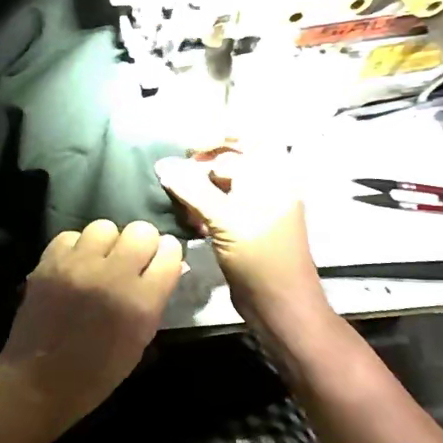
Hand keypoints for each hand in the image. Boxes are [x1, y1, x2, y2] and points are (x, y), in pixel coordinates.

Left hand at [0, 219, 183, 431]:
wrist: (39, 381)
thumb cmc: (96, 373)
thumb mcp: (139, 341)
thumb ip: (153, 301)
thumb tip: (164, 269)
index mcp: (141, 302)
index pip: (169, 253)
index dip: (168, 255)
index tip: (161, 261)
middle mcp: (112, 276)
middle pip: (140, 231)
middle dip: (142, 243)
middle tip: (132, 260)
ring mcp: (77, 265)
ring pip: (104, 227)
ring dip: (108, 242)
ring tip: (101, 261)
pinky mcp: (48, 263)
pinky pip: (70, 236)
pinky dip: (76, 248)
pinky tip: (75, 266)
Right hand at [154, 149, 323, 317]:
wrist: (280, 306)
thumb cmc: (259, 258)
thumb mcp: (224, 219)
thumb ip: (192, 190)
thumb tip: (162, 165)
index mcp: (273, 177)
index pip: (252, 138)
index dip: (221, 136)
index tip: (190, 147)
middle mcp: (269, 187)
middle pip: (235, 159)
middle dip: (204, 163)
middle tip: (176, 171)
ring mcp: (258, 209)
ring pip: (225, 184)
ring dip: (200, 186)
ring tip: (176, 195)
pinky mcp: (246, 229)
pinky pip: (222, 206)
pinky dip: (203, 206)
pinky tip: (186, 217)